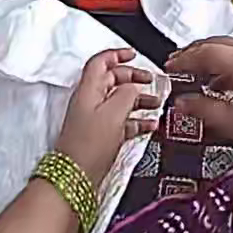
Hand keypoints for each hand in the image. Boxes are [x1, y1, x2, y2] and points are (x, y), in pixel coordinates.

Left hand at [53, 48, 159, 179]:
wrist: (76, 178)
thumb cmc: (88, 146)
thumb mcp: (113, 113)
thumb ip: (126, 94)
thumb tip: (134, 86)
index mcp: (89, 89)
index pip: (101, 62)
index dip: (117, 54)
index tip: (133, 54)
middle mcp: (90, 101)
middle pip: (112, 79)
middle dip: (133, 77)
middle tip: (150, 79)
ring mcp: (94, 118)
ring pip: (119, 100)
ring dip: (138, 99)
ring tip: (156, 102)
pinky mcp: (100, 136)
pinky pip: (121, 120)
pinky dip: (136, 120)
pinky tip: (150, 124)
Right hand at [166, 38, 232, 171]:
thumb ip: (204, 110)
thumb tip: (181, 103)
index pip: (204, 52)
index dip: (182, 59)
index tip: (168, 68)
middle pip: (217, 45)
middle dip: (195, 55)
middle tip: (177, 67)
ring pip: (231, 51)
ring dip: (211, 60)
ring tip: (196, 78)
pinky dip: (227, 67)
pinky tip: (222, 86)